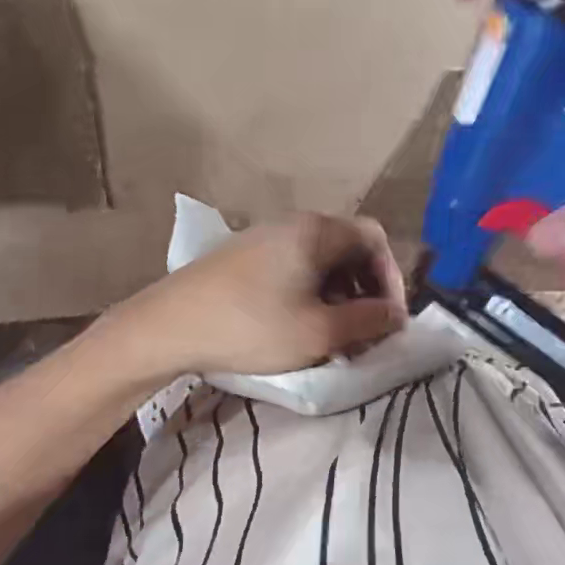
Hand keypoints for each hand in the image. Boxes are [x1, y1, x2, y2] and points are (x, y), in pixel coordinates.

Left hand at [103, 213, 407, 377]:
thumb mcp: (318, 332)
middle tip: (364, 335)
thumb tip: (396, 315)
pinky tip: (299, 330)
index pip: (375, 239)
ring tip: (334, 339)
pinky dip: (308, 298)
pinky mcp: (241, 260)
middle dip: (364, 293)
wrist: (168, 327)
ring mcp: (262, 240)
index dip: (392, 279)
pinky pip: (291, 272)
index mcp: (316, 231)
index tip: (390, 320)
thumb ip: (367, 321)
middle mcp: (291, 225)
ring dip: (337, 300)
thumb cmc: (251, 328)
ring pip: (318, 265)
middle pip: (347, 251)